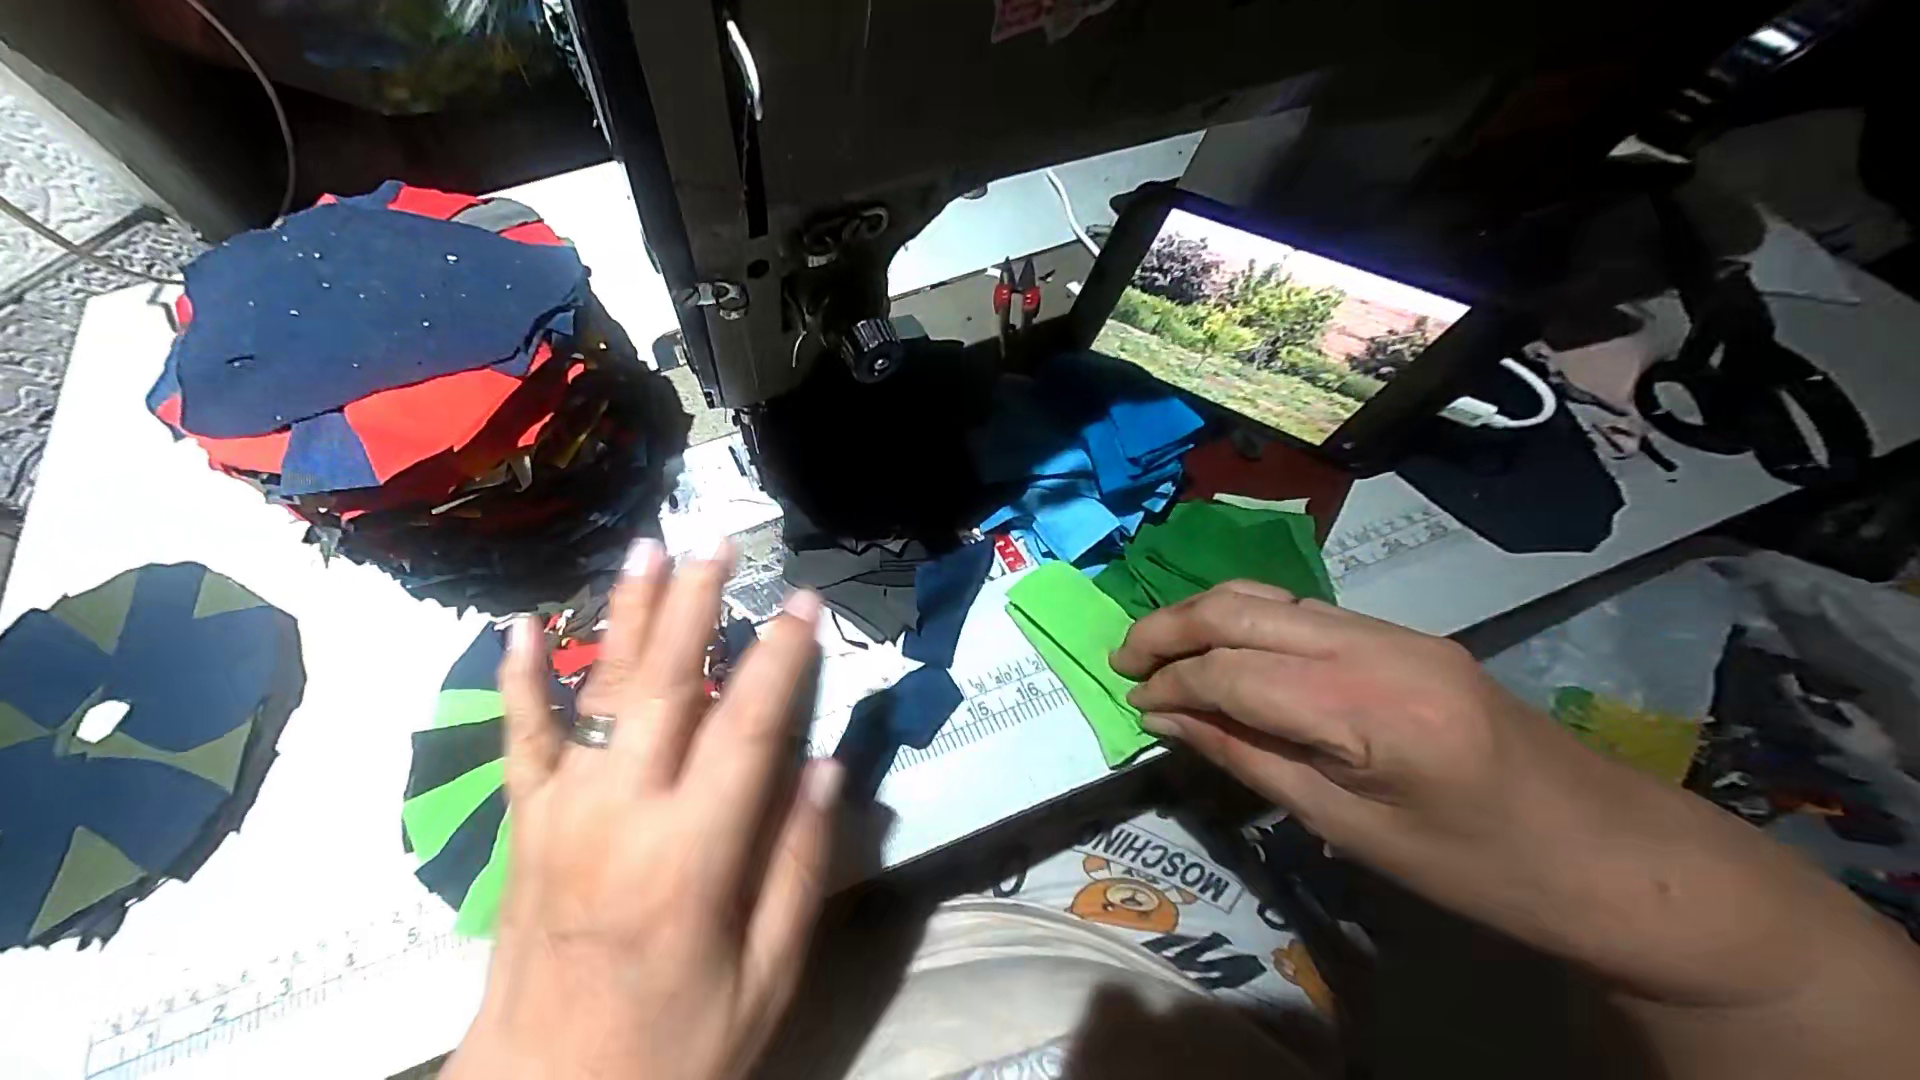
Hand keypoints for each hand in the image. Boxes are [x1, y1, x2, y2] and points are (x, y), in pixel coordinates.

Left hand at [447, 540, 839, 1079]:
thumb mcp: (768, 975)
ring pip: (597, 691)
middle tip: (720, 542)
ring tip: (648, 549)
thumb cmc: (677, 1049)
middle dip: (696, 604)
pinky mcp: (524, 826)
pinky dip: (519, 677)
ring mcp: (561, 813)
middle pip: (664, 685)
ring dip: (626, 613)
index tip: (806, 603)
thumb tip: (828, 765)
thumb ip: (800, 862)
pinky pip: (520, 739)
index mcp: (692, 856)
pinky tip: (523, 623)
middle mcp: (621, 814)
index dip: (782, 658)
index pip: (749, 728)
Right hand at [1110, 581, 1589, 945]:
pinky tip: (1218, 647)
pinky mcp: (1399, 631)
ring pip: (1265, 595)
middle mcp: (1377, 644)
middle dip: (1167, 627)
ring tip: (1156, 648)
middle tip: (1122, 657)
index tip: (1131, 702)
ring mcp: (1392, 628)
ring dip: (1199, 616)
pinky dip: (1241, 620)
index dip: (1171, 684)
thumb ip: (1246, 756)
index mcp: (1370, 708)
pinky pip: (1296, 609)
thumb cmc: (1479, 870)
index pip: (1233, 673)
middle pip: (1240, 608)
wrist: (1618, 855)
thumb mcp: (1347, 828)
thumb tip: (1166, 717)